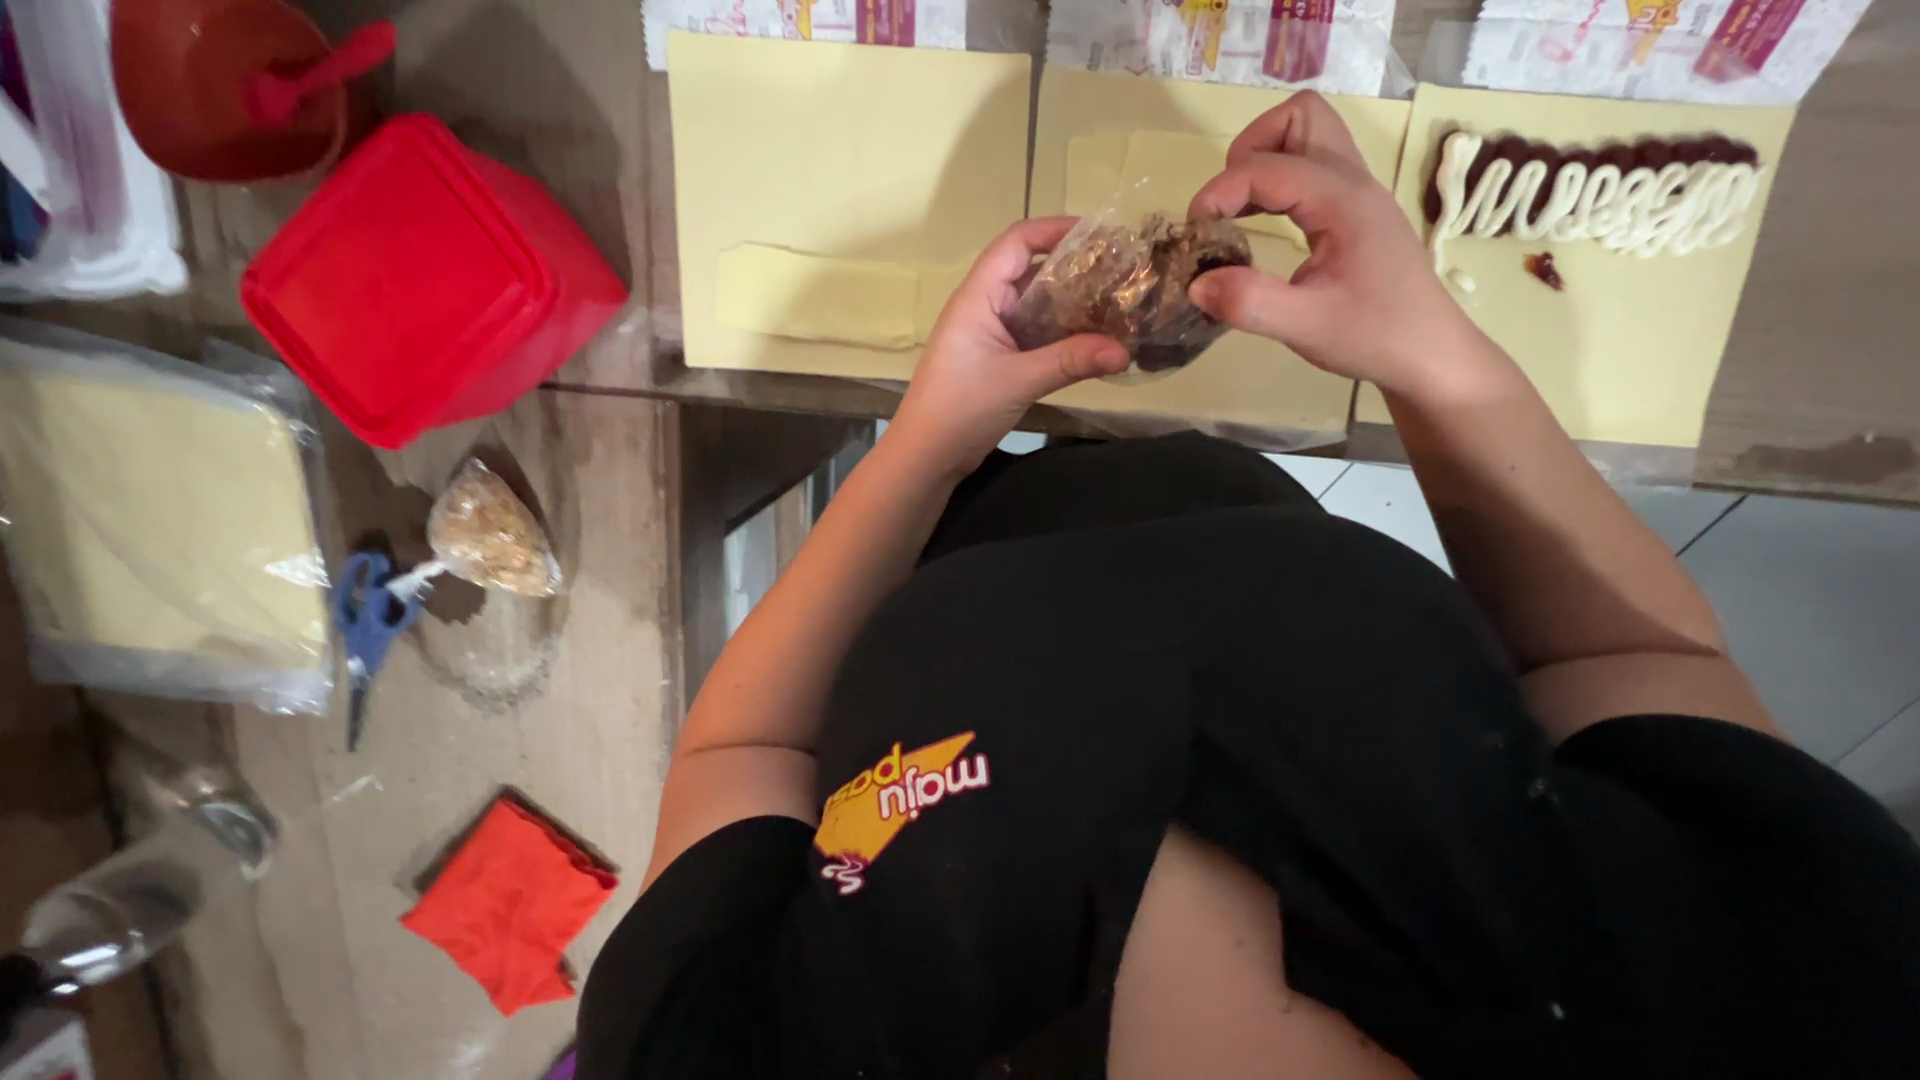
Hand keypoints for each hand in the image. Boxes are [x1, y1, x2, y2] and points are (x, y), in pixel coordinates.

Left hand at [888, 218, 1128, 477]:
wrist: (926, 457)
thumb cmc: (960, 408)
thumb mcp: (1017, 381)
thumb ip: (1071, 361)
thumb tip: (1124, 351)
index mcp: (978, 296)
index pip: (1016, 242)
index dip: (1055, 228)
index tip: (1100, 234)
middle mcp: (984, 307)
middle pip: (1031, 271)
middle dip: (1074, 269)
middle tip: (1121, 273)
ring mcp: (991, 335)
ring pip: (1036, 307)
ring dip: (1072, 305)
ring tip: (1118, 305)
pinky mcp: (998, 362)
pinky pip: (1035, 336)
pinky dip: (1063, 336)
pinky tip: (1096, 343)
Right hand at [1186, 91, 1484, 395]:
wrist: (1429, 354)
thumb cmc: (1375, 337)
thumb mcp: (1306, 327)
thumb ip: (1249, 303)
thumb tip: (1197, 283)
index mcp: (1343, 202)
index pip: (1269, 167)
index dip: (1222, 189)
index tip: (1194, 230)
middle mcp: (1353, 183)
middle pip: (1301, 117)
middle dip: (1251, 148)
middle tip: (1224, 203)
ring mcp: (1356, 195)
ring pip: (1308, 137)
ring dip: (1264, 161)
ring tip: (1234, 213)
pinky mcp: (1353, 213)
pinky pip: (1310, 171)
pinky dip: (1276, 184)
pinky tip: (1257, 226)